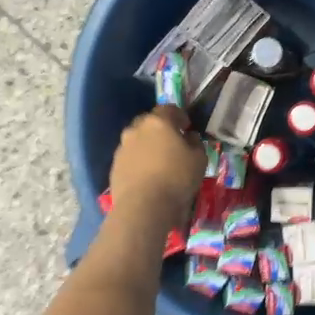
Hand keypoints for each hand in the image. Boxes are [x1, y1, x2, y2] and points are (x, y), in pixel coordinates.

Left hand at [108, 106, 201, 226]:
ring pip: (137, 139)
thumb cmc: (177, 177)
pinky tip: (146, 175)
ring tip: (158, 161)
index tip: (187, 127)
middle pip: (149, 122)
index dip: (180, 116)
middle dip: (160, 128)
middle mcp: (136, 129)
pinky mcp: (114, 165)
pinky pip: (130, 156)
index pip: (169, 109)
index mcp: (158, 122)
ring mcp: (122, 147)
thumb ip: (196, 143)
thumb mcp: (199, 159)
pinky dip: (138, 160)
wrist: (144, 205)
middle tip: (171, 142)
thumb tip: (190, 137)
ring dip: (147, 144)